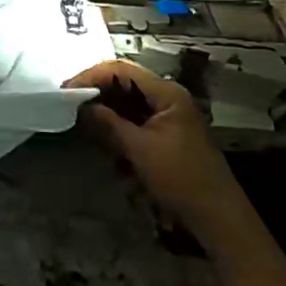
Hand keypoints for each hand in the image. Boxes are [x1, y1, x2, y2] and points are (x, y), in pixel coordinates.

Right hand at [65, 60, 246, 236]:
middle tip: (73, 110)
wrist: (218, 215)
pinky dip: (124, 136)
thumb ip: (110, 125)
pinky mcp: (168, 136)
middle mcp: (168, 98)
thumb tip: (84, 106)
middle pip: (125, 86)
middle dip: (100, 98)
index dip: (92, 76)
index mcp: (166, 92)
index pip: (122, 70)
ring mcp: (169, 117)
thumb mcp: (140, 150)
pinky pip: (138, 126)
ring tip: (91, 135)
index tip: (67, 90)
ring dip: (111, 121)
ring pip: (130, 107)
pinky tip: (116, 158)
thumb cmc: (181, 178)